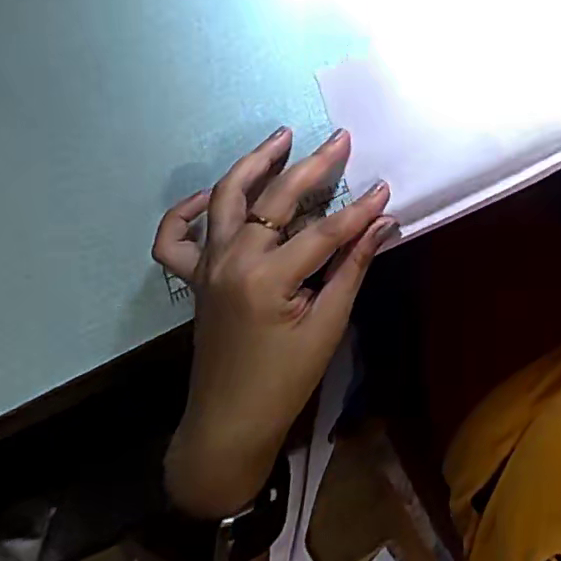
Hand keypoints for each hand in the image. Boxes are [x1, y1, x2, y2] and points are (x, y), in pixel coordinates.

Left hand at [151, 127, 396, 517]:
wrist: (228, 423)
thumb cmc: (285, 379)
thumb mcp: (329, 324)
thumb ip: (352, 266)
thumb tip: (382, 223)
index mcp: (268, 279)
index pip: (326, 230)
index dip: (360, 208)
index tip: (385, 187)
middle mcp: (232, 261)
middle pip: (276, 199)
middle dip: (313, 165)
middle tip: (340, 138)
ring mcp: (208, 266)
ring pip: (224, 200)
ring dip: (253, 164)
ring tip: (281, 137)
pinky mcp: (196, 278)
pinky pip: (175, 238)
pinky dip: (187, 211)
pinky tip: (213, 196)